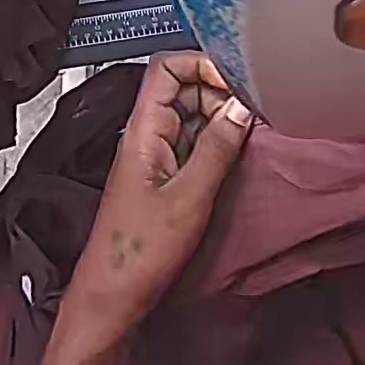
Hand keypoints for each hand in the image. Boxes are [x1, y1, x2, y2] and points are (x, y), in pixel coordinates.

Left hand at [57, 52, 253, 359]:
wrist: (112, 298)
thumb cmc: (139, 253)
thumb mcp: (189, 197)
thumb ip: (218, 147)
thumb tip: (243, 108)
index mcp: (143, 130)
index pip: (167, 68)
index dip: (202, 65)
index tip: (237, 83)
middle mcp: (147, 135)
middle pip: (184, 89)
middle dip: (221, 93)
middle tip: (252, 114)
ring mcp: (156, 154)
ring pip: (192, 116)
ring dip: (222, 119)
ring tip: (250, 136)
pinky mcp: (164, 176)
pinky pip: (193, 143)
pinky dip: (217, 143)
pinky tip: (237, 156)